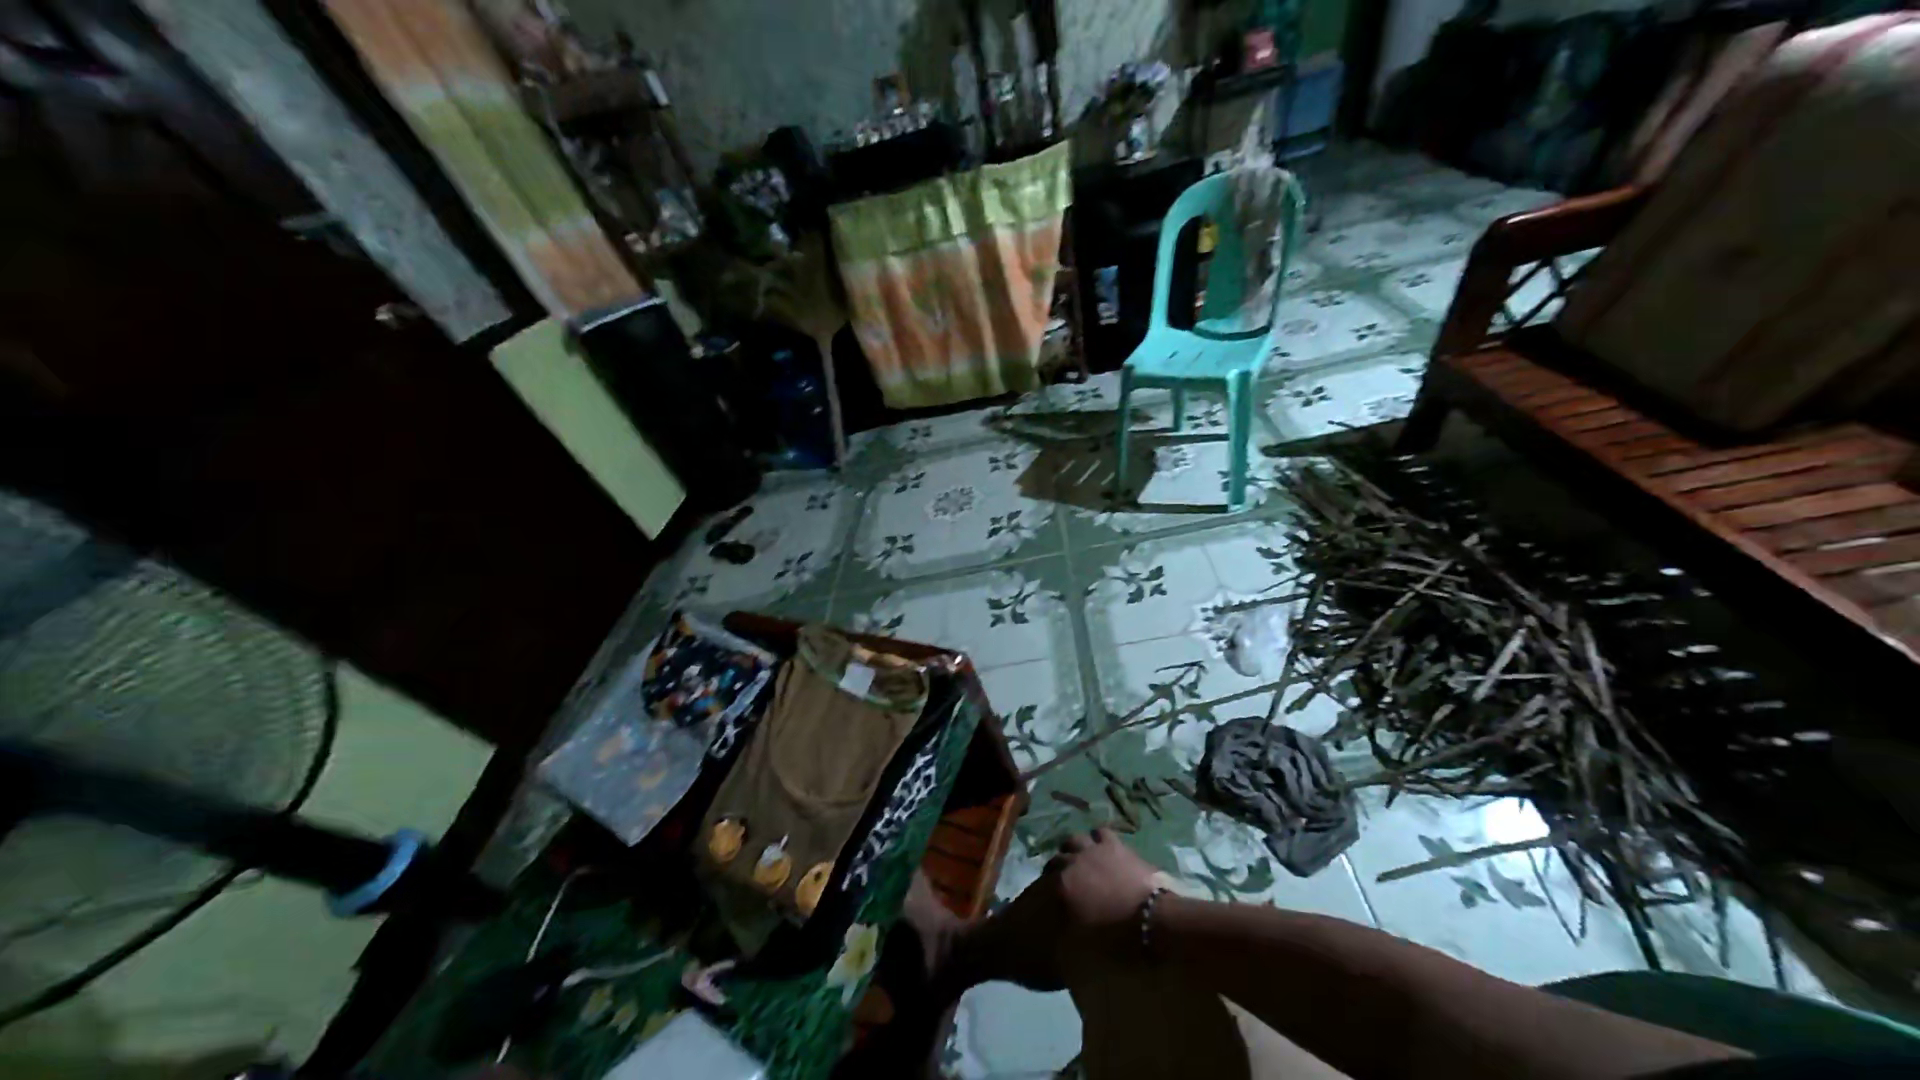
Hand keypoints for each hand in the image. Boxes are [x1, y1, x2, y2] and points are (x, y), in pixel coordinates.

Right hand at [1045, 828, 1161, 950]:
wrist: (1151, 917)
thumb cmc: (1116, 935)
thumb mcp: (1083, 938)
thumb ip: (1066, 924)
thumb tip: (1060, 919)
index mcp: (1062, 886)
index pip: (1046, 883)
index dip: (1047, 890)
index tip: (1052, 899)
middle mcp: (1073, 863)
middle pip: (1057, 859)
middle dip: (1056, 868)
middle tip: (1063, 878)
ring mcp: (1093, 850)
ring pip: (1074, 840)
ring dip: (1072, 848)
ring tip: (1077, 857)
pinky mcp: (1114, 844)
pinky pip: (1100, 833)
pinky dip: (1097, 838)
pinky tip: (1100, 845)